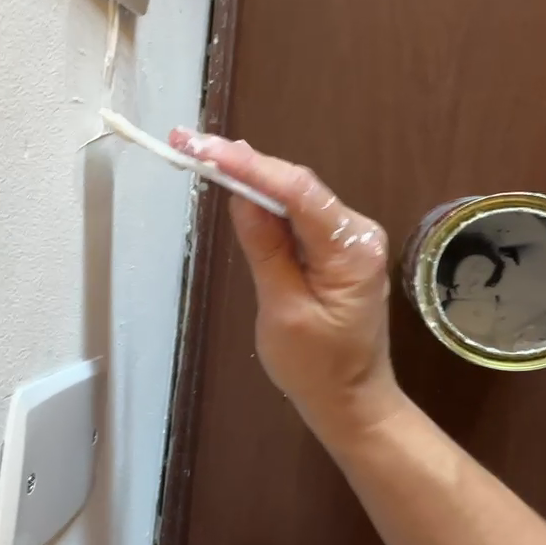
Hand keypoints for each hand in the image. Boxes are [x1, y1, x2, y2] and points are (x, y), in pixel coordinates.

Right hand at [170, 129, 408, 439]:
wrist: (351, 401)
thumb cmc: (316, 368)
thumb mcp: (283, 311)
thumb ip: (266, 250)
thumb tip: (241, 196)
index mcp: (350, 248)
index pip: (295, 192)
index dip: (246, 165)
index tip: (203, 147)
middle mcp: (355, 232)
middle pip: (294, 185)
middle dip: (242, 162)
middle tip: (190, 143)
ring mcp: (346, 237)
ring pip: (293, 194)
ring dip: (248, 175)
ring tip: (203, 153)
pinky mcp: (333, 248)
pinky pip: (295, 214)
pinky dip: (263, 199)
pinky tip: (235, 182)